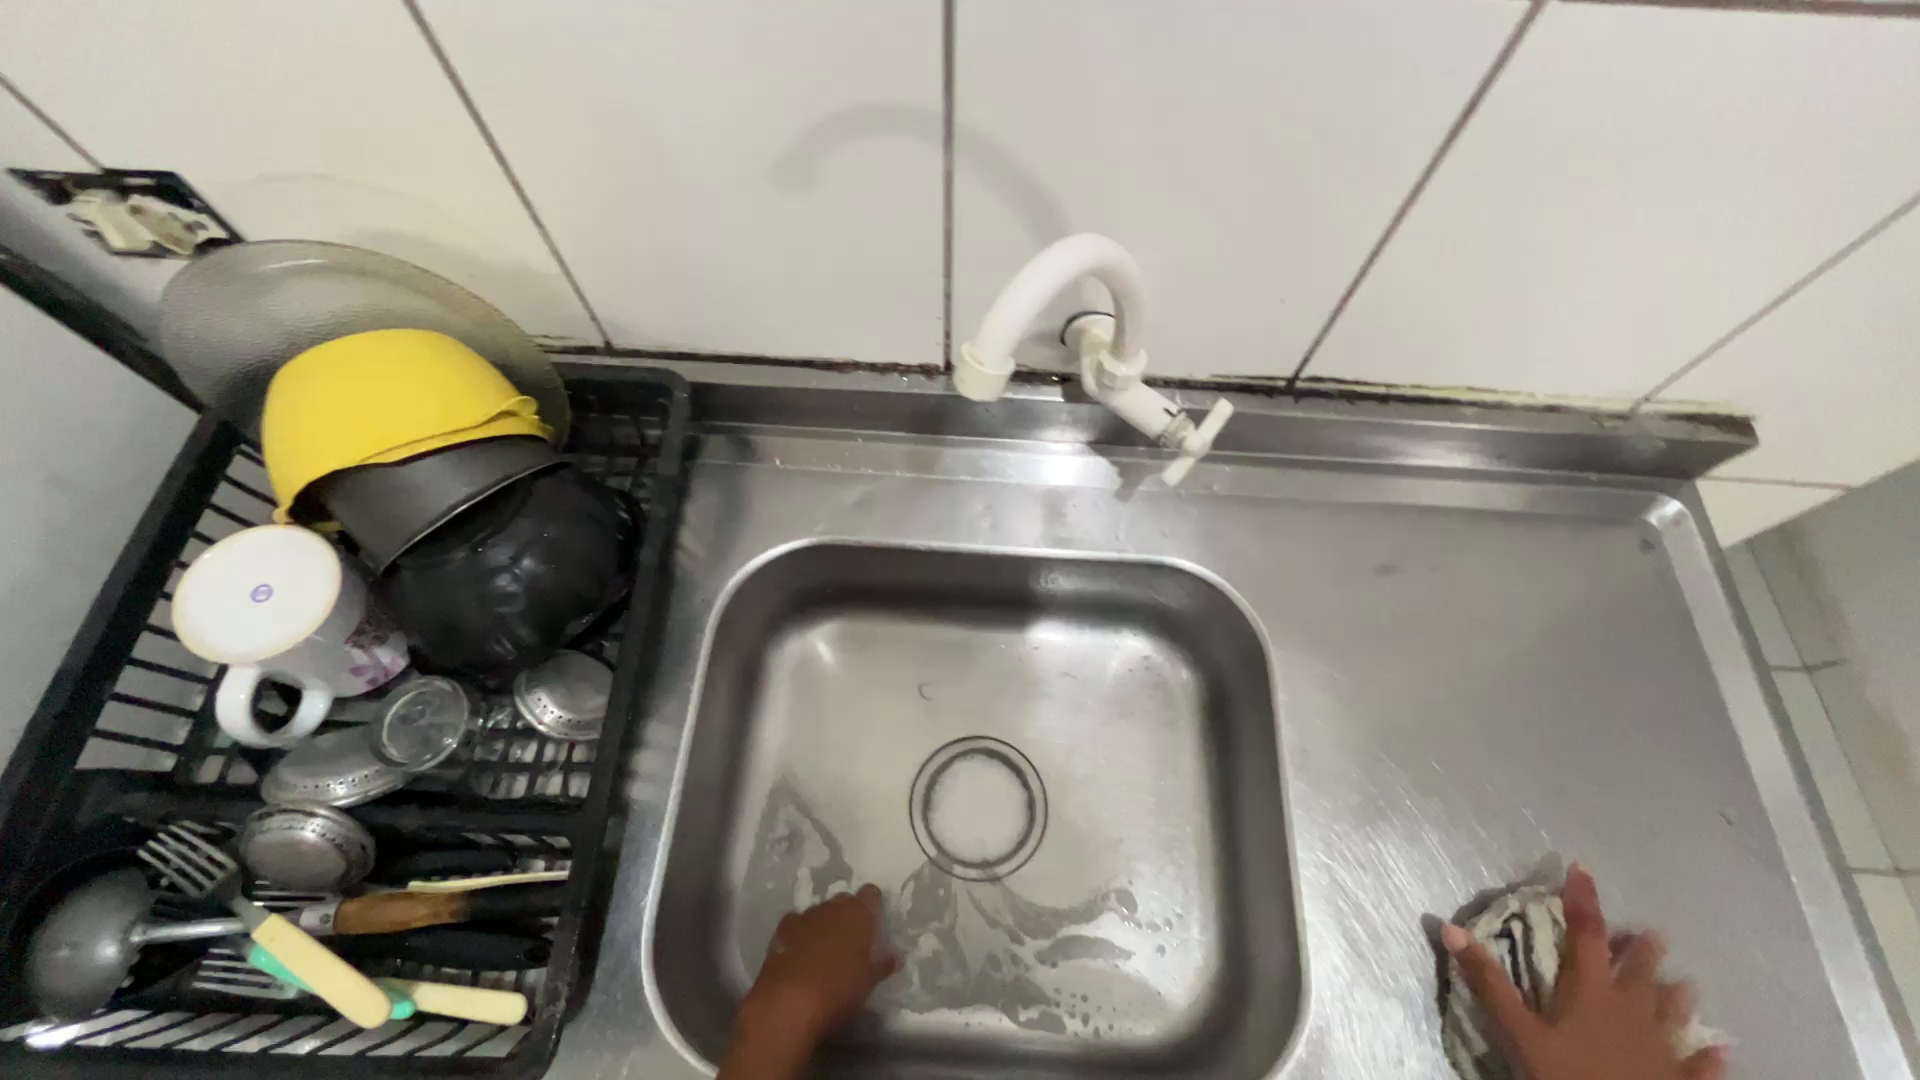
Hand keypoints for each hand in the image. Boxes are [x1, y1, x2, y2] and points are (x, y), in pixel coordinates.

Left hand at [724, 884, 900, 1079]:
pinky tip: (799, 948)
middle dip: (848, 914)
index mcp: (859, 915)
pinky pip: (796, 923)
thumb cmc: (838, 992)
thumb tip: (896, 957)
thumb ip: (882, 966)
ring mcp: (805, 916)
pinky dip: (800, 932)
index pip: (870, 895)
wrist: (788, 1004)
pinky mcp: (782, 930)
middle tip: (852, 938)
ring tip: (825, 947)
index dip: (872, 904)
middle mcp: (832, 908)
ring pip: (819, 912)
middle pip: (844, 901)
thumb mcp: (867, 984)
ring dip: (824, 924)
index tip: (874, 919)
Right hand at [1442, 864, 1727, 1079]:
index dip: (1582, 901)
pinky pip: (1699, 1067)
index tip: (1581, 868)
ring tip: (1688, 982)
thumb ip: (1488, 981)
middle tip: (1654, 931)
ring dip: (1676, 996)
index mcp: (1591, 995)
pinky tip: (1721, 1050)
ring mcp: (1662, 1052)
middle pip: (1637, 974)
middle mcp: (1632, 1014)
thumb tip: (1450, 928)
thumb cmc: (1567, 1078)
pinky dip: (1708, 1057)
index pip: (1586, 936)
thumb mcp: (1518, 1032)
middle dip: (1640, 951)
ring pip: (1672, 1015)